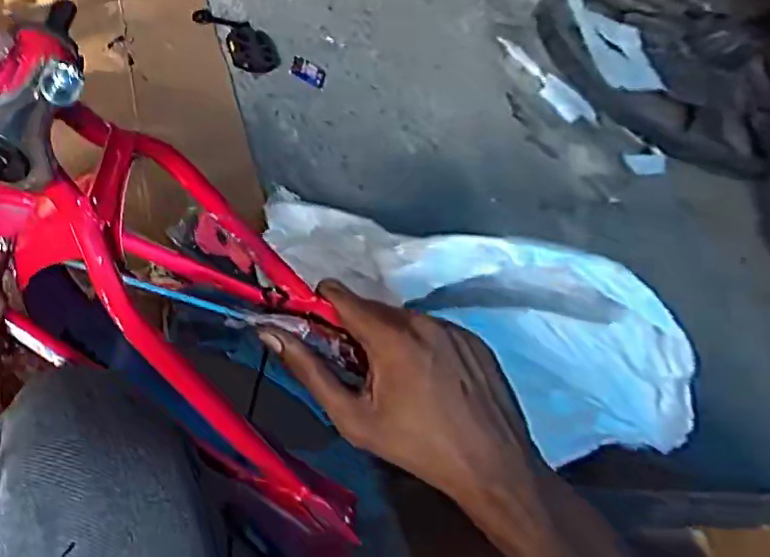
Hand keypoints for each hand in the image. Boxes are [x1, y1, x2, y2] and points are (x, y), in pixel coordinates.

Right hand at [260, 280, 542, 503]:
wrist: (501, 476)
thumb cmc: (417, 446)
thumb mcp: (352, 417)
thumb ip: (307, 369)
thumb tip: (269, 332)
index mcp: (390, 335)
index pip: (337, 292)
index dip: (322, 308)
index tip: (323, 334)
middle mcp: (421, 320)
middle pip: (369, 306)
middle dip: (356, 328)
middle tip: (360, 366)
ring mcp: (452, 328)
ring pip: (401, 317)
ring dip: (389, 335)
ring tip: (400, 376)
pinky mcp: (475, 340)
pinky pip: (432, 328)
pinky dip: (421, 344)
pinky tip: (430, 378)